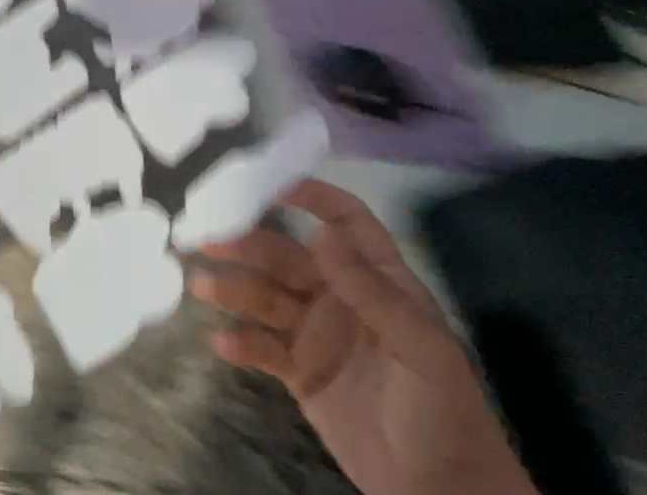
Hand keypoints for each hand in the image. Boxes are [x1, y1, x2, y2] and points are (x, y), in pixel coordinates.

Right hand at [192, 180, 536, 494]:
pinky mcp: (296, 370)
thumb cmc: (443, 412)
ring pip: (264, 297)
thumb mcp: (421, 349)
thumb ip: (372, 292)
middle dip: (248, 246)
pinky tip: (222, 344)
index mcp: (380, 285)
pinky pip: (259, 345)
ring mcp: (316, 334)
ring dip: (233, 289)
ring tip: (203, 289)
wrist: (442, 494)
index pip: (348, 224)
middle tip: (207, 240)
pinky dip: (239, 341)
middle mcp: (341, 299)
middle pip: (287, 257)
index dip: (314, 199)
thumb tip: (324, 233)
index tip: (269, 183)